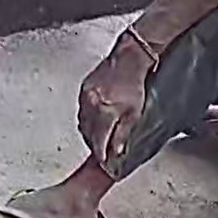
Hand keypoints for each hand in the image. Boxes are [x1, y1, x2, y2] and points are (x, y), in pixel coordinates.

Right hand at [78, 32, 153, 166]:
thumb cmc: (135, 82)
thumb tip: (117, 151)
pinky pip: (82, 111)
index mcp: (103, 110)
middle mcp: (91, 103)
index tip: (104, 161)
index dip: (101, 153)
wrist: (129, 56)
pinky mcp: (84, 89)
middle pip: (89, 133)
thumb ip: (124, 133)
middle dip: (95, 145)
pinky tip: (94, 124)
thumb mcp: (135, 112)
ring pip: (84, 123)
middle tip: (102, 153)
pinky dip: (88, 121)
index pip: (99, 139)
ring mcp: (85, 96)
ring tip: (98, 141)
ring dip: (90, 134)